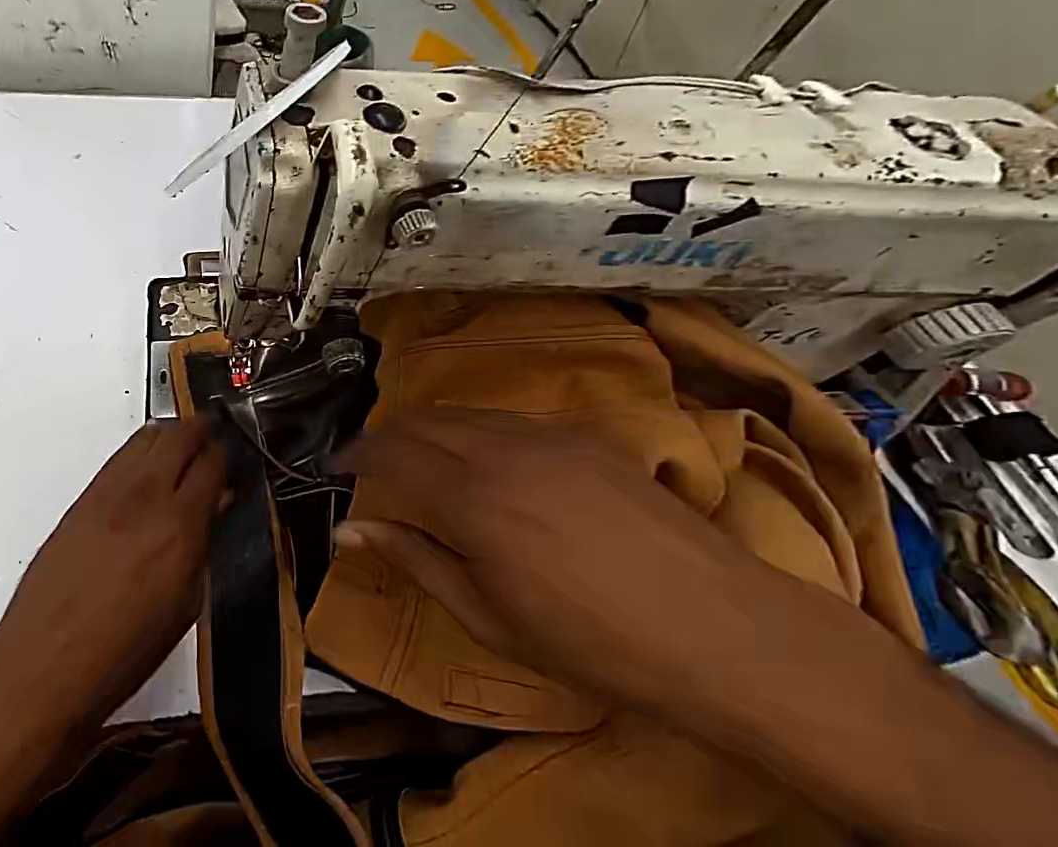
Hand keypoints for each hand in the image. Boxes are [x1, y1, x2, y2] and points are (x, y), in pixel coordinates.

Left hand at [0, 418, 226, 727]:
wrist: (46, 661)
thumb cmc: (120, 650)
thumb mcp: (184, 604)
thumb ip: (203, 545)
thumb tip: (214, 511)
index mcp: (180, 526)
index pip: (213, 464)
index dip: (228, 456)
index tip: (233, 460)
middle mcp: (145, 498)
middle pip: (180, 436)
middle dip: (202, 430)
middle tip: (213, 433)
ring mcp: (109, 493)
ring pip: (146, 438)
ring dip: (170, 434)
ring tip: (182, 444)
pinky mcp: (82, 499)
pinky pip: (119, 457)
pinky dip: (140, 450)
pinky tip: (146, 465)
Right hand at [335, 411, 1057, 846]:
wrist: (718, 630)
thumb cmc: (591, 642)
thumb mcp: (487, 615)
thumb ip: (415, 560)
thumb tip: (350, 532)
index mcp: (472, 499)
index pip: (391, 454)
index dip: (357, 455)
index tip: (339, 467)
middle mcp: (502, 450)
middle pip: (423, 423)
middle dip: (387, 437)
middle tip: (372, 464)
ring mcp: (548, 437)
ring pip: (465, 414)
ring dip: (430, 430)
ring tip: (420, 461)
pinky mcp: (584, 438)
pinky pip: (507, 421)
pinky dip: (475, 432)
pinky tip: (483, 461)